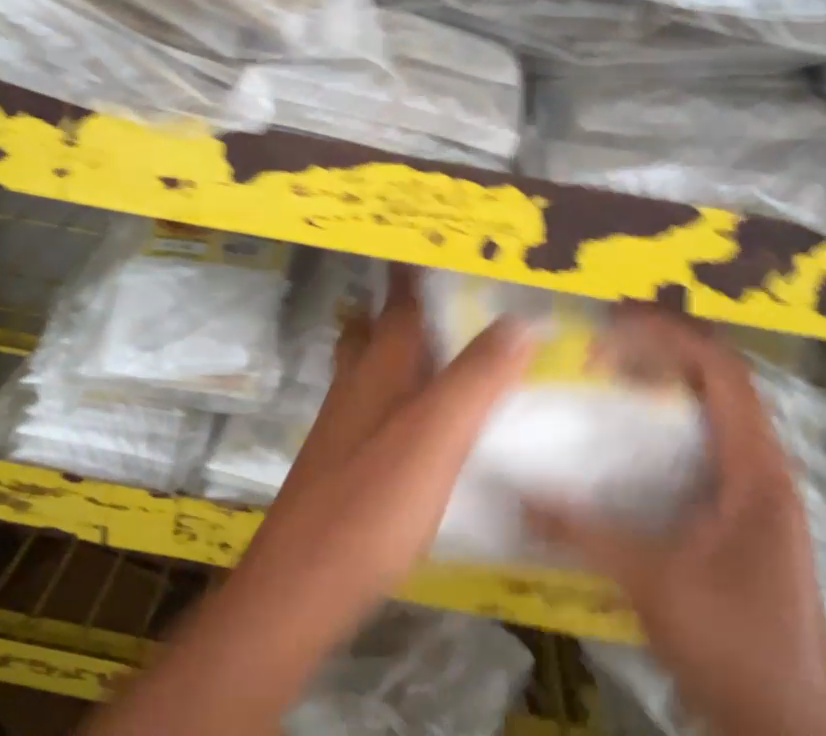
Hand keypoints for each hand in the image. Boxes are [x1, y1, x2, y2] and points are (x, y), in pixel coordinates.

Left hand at [242, 264, 535, 610]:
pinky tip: (432, 418)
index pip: (402, 295)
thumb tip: (522, 319)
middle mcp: (358, 381)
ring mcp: (346, 421)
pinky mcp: (347, 459)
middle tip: (464, 291)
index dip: (422, 266)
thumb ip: (478, 377)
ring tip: (459, 344)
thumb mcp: (437, 436)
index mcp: (381, 364)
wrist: (302, 584)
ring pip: (376, 364)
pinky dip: (407, 391)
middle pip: (381, 324)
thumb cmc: (371, 503)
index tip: (454, 240)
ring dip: (408, 346)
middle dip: (412, 301)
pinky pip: (380, 404)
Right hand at [528, 307, 825, 735]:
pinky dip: (666, 438)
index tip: (612, 319)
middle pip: (719, 388)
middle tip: (597, 349)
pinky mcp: (746, 528)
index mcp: (757, 470)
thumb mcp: (651, 582)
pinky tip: (626, 456)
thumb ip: (582, 532)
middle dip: (660, 358)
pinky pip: (706, 458)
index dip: (671, 334)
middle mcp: (766, 474)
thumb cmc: (731, 644)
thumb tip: (515, 492)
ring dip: (663, 397)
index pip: (723, 372)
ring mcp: (760, 503)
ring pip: (712, 424)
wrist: (787, 729)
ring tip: (606, 387)